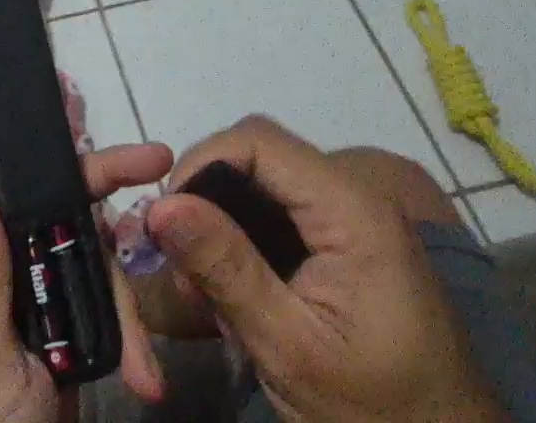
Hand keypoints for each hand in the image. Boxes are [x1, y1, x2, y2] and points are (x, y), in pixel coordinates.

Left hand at [0, 143, 171, 422]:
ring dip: (126, 312)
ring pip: (94, 268)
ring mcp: (38, 300)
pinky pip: (105, 312)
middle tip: (160, 168)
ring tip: (143, 370)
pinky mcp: (66, 333)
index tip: (122, 153)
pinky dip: (129, 340)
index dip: (64, 163)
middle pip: (64, 220)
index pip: (15, 190)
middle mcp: (5, 268)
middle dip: (112, 217)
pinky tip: (143, 376)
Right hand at [145, 117, 507, 422]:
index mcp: (352, 209)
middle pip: (256, 156)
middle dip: (205, 199)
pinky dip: (243, 240)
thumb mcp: (288, 346)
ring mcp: (352, 217)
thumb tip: (159, 206)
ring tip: (205, 289)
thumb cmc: (375, 408)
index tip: (167, 221)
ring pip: (261, 183)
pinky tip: (235, 291)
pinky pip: (278, 211)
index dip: (201, 163)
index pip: (258, 140)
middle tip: (183, 266)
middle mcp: (354, 196)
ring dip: (220, 223)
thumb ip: (226, 268)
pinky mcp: (345, 240)